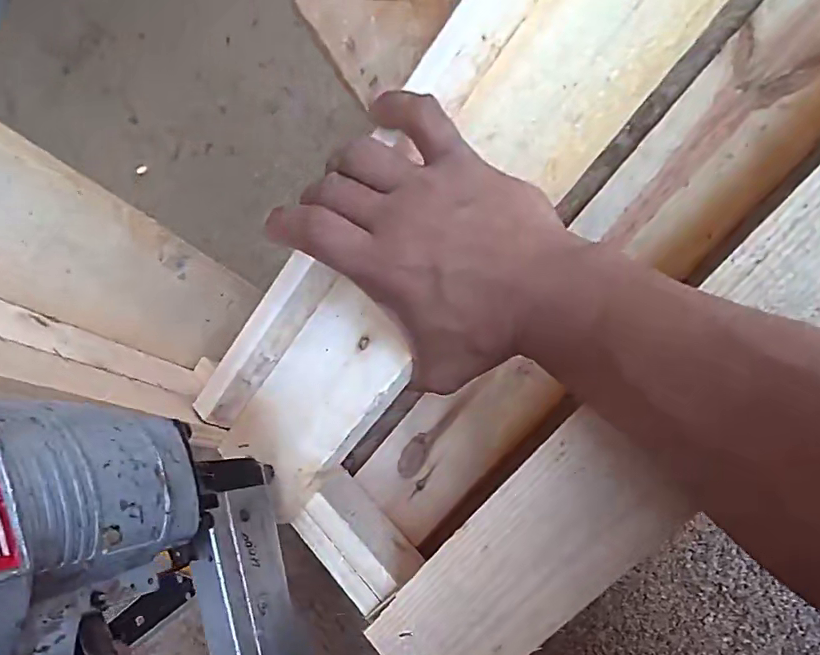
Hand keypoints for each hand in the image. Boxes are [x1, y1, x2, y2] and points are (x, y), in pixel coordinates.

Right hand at [266, 90, 585, 392]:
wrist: (543, 294)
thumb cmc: (490, 335)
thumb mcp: (441, 370)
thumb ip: (417, 371)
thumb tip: (414, 383)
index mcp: (380, 266)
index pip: (314, 232)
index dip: (285, 224)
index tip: (276, 225)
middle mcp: (392, 217)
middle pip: (333, 190)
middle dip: (316, 198)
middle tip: (323, 211)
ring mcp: (425, 184)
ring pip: (363, 154)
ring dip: (345, 162)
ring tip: (347, 173)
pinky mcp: (461, 164)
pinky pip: (423, 119)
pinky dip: (397, 107)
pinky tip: (381, 108)